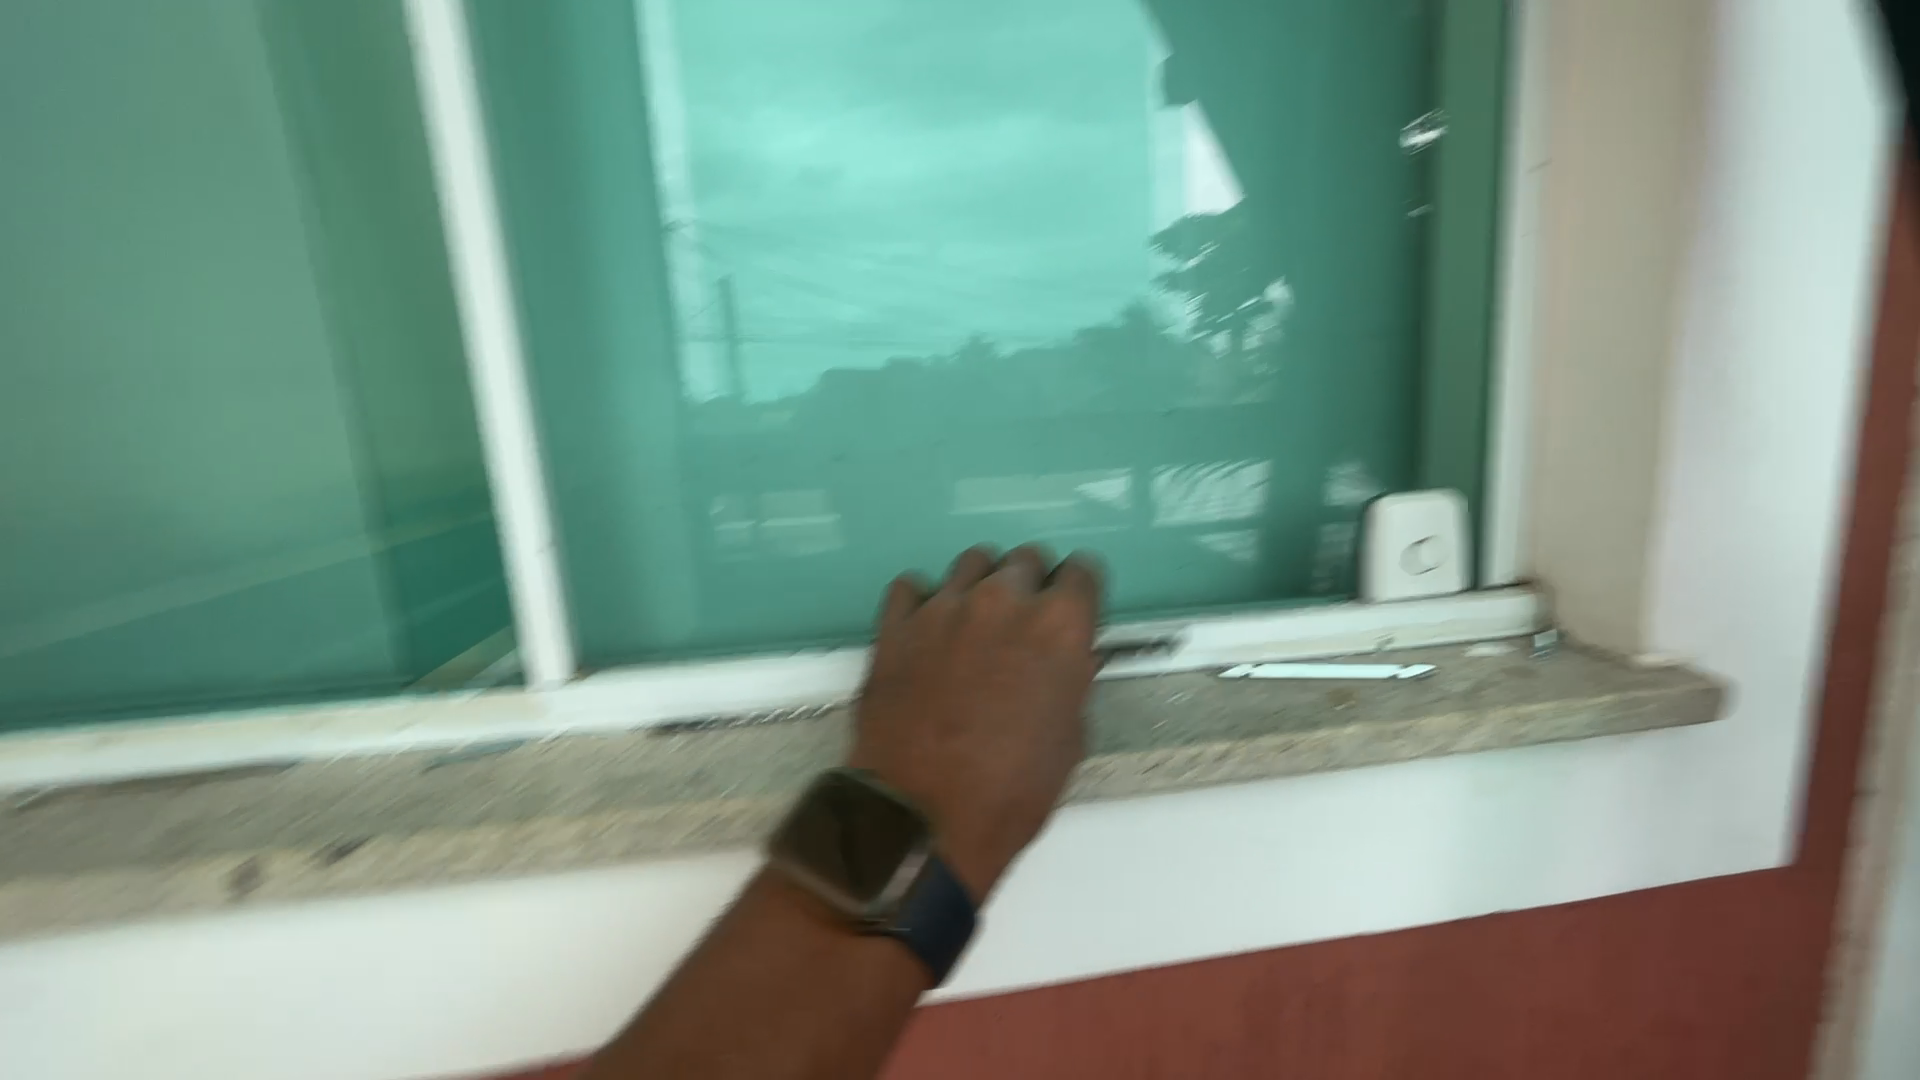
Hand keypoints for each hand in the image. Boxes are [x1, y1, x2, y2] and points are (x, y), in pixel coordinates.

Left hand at [849, 544, 1104, 899]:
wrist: (923, 820)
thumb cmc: (1012, 791)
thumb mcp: (1069, 738)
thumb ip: (1070, 679)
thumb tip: (1066, 659)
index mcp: (1059, 625)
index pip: (1082, 570)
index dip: (1077, 593)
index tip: (1069, 612)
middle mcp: (1004, 600)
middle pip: (1026, 559)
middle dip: (1030, 585)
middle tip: (1021, 625)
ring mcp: (944, 606)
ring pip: (972, 562)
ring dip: (980, 586)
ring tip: (972, 625)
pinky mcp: (896, 624)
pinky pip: (912, 588)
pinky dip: (922, 603)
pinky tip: (925, 632)